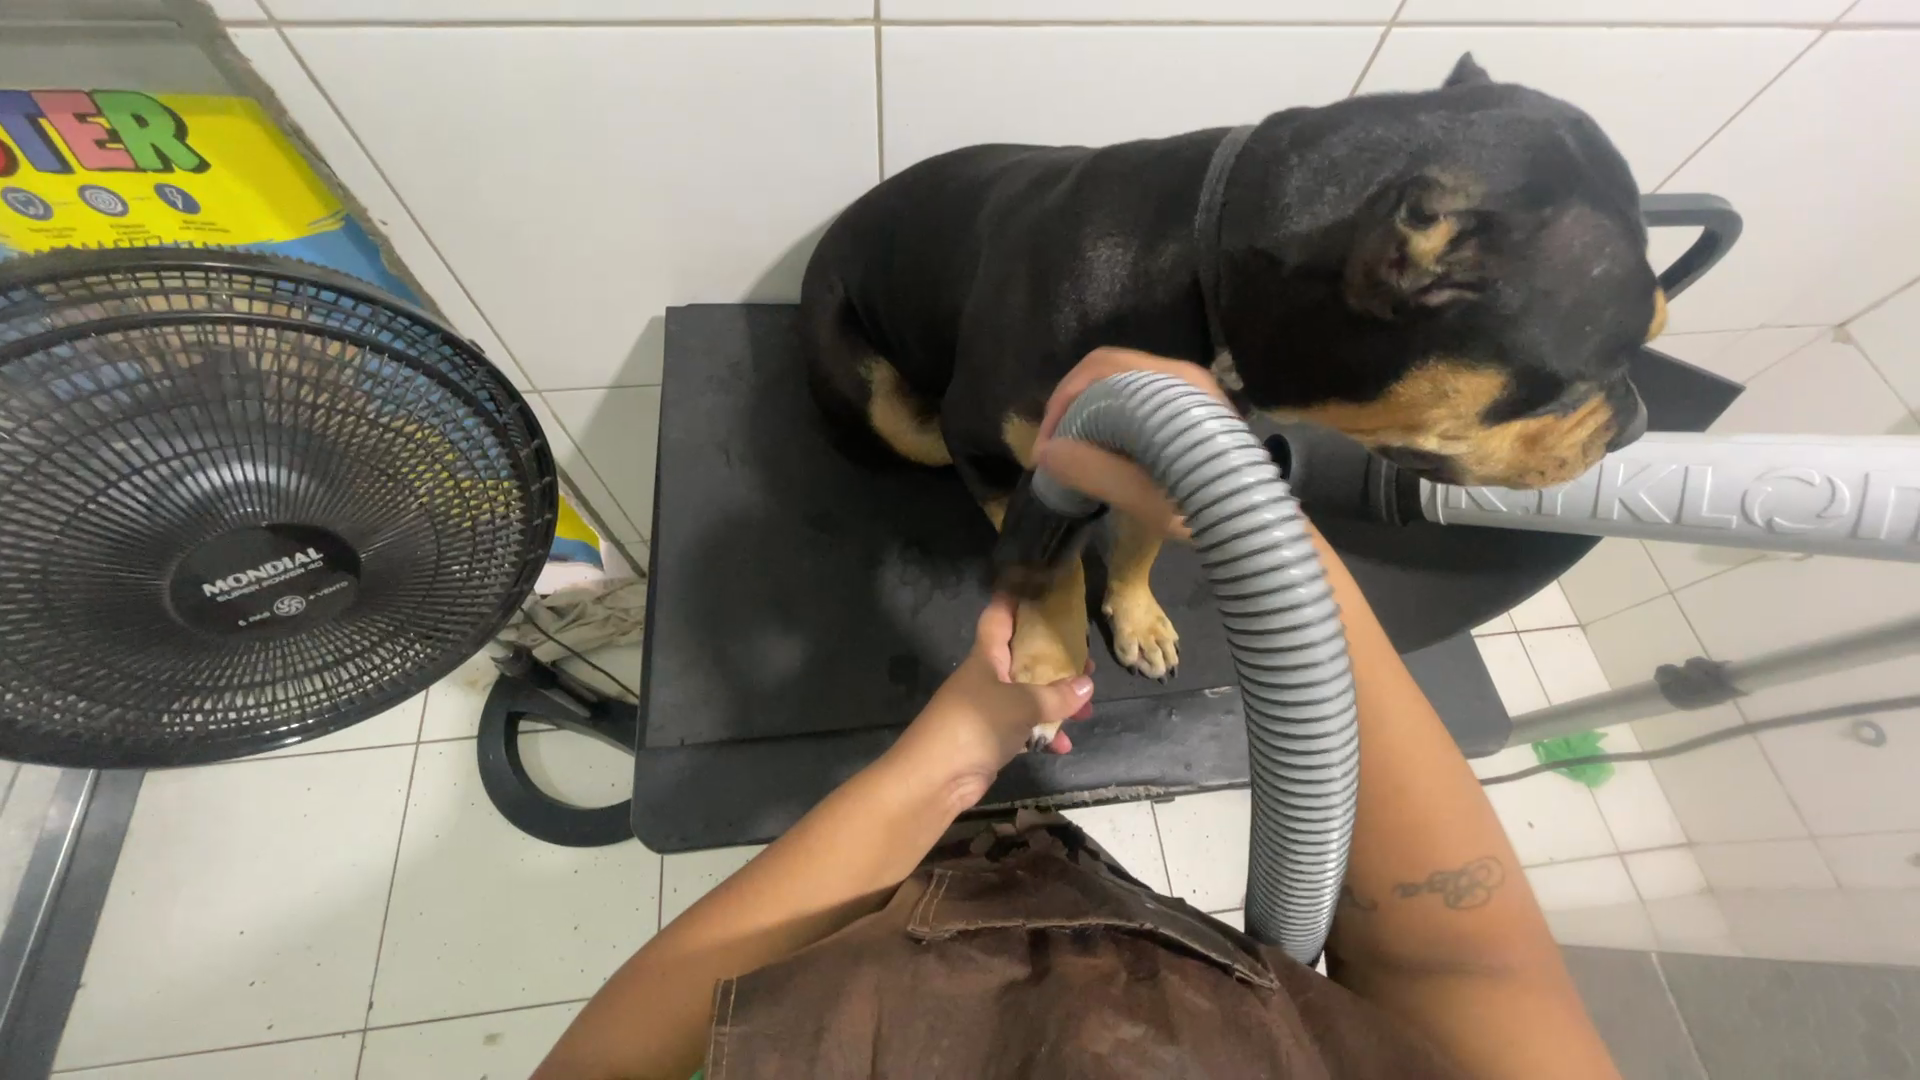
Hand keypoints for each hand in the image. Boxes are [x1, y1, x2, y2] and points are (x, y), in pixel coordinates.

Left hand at [885, 595, 1094, 810]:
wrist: (934, 777)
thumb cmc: (974, 725)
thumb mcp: (1021, 704)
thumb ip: (1056, 695)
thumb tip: (1087, 684)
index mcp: (987, 655)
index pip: (1000, 614)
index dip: (1016, 598)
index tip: (1042, 587)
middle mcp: (987, 676)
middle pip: (1023, 657)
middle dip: (1054, 660)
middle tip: (1085, 662)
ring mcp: (988, 707)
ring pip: (1028, 694)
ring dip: (1056, 701)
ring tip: (1086, 708)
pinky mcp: (991, 737)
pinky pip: (1024, 728)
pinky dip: (1043, 733)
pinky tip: (1064, 744)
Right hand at [1033, 346, 1232, 541]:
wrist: (1256, 521)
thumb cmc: (1204, 510)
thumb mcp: (1147, 499)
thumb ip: (1096, 473)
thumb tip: (1045, 453)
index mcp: (1171, 386)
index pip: (1099, 369)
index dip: (1062, 402)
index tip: (1045, 446)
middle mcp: (1179, 375)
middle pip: (1105, 368)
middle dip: (1068, 404)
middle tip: (1051, 448)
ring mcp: (1186, 387)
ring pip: (1117, 379)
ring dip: (1085, 409)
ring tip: (1069, 448)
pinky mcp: (1186, 404)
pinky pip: (1133, 392)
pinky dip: (1105, 412)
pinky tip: (1098, 445)